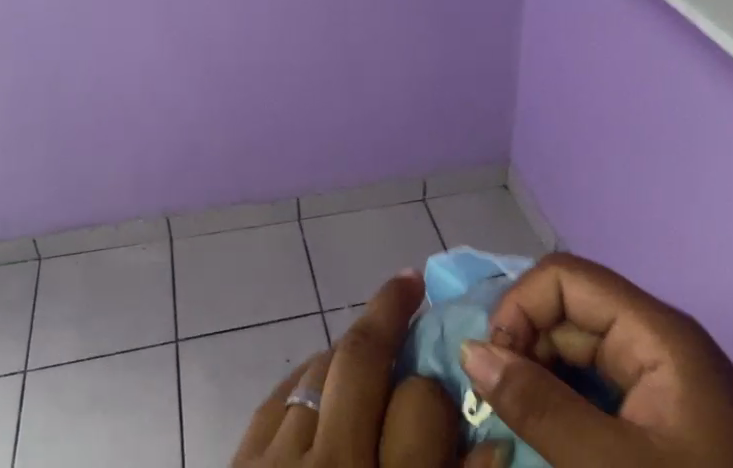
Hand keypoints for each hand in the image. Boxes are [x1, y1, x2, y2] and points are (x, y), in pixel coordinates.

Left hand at [232, 271, 502, 467]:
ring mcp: (275, 463)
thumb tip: (493, 447)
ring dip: (346, 348)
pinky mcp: (238, 466)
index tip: (450, 376)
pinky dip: (305, 379)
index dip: (441, 387)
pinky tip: (320, 374)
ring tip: (370, 332)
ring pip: (317, 371)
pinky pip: (278, 397)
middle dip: (388, 312)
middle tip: (409, 284)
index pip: (422, 406)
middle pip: (360, 363)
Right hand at [459, 253, 732, 467]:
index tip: (492, 369)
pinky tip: (546, 440)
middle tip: (496, 407)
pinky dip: (563, 408)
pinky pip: (597, 392)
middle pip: (568, 313)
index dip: (518, 309)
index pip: (564, 279)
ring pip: (577, 354)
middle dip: (522, 349)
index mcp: (657, 334)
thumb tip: (470, 349)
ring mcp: (663, 383)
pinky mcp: (664, 421)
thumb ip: (540, 406)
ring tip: (514, 426)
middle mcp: (659, 344)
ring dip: (537, 381)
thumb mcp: (613, 466)